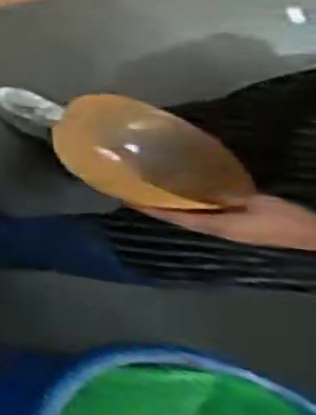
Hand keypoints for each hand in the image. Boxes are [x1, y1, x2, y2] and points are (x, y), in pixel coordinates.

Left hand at [136, 193, 315, 251]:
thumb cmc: (287, 220)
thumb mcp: (255, 202)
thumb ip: (227, 194)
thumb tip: (200, 183)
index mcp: (217, 226)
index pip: (173, 217)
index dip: (149, 209)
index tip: (127, 198)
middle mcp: (216, 231)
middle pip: (176, 219)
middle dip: (154, 207)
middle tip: (132, 192)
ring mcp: (227, 231)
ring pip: (188, 218)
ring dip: (169, 208)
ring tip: (150, 193)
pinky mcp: (237, 229)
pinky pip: (204, 218)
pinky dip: (188, 209)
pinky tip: (183, 198)